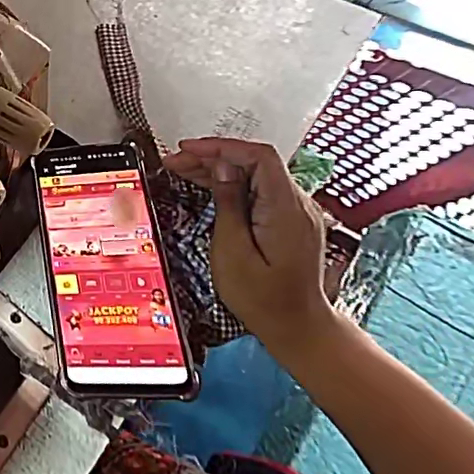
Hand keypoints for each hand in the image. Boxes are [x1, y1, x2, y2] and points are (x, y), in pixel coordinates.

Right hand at [162, 137, 335, 359]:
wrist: (298, 327)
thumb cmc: (264, 299)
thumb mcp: (232, 252)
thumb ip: (229, 205)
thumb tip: (223, 169)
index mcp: (285, 209)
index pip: (258, 156)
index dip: (221, 147)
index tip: (190, 149)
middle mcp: (297, 204)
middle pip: (254, 163)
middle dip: (212, 157)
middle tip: (175, 161)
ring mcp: (295, 212)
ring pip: (255, 175)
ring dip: (219, 169)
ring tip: (183, 170)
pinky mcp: (289, 220)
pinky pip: (260, 190)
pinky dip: (233, 185)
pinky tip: (208, 186)